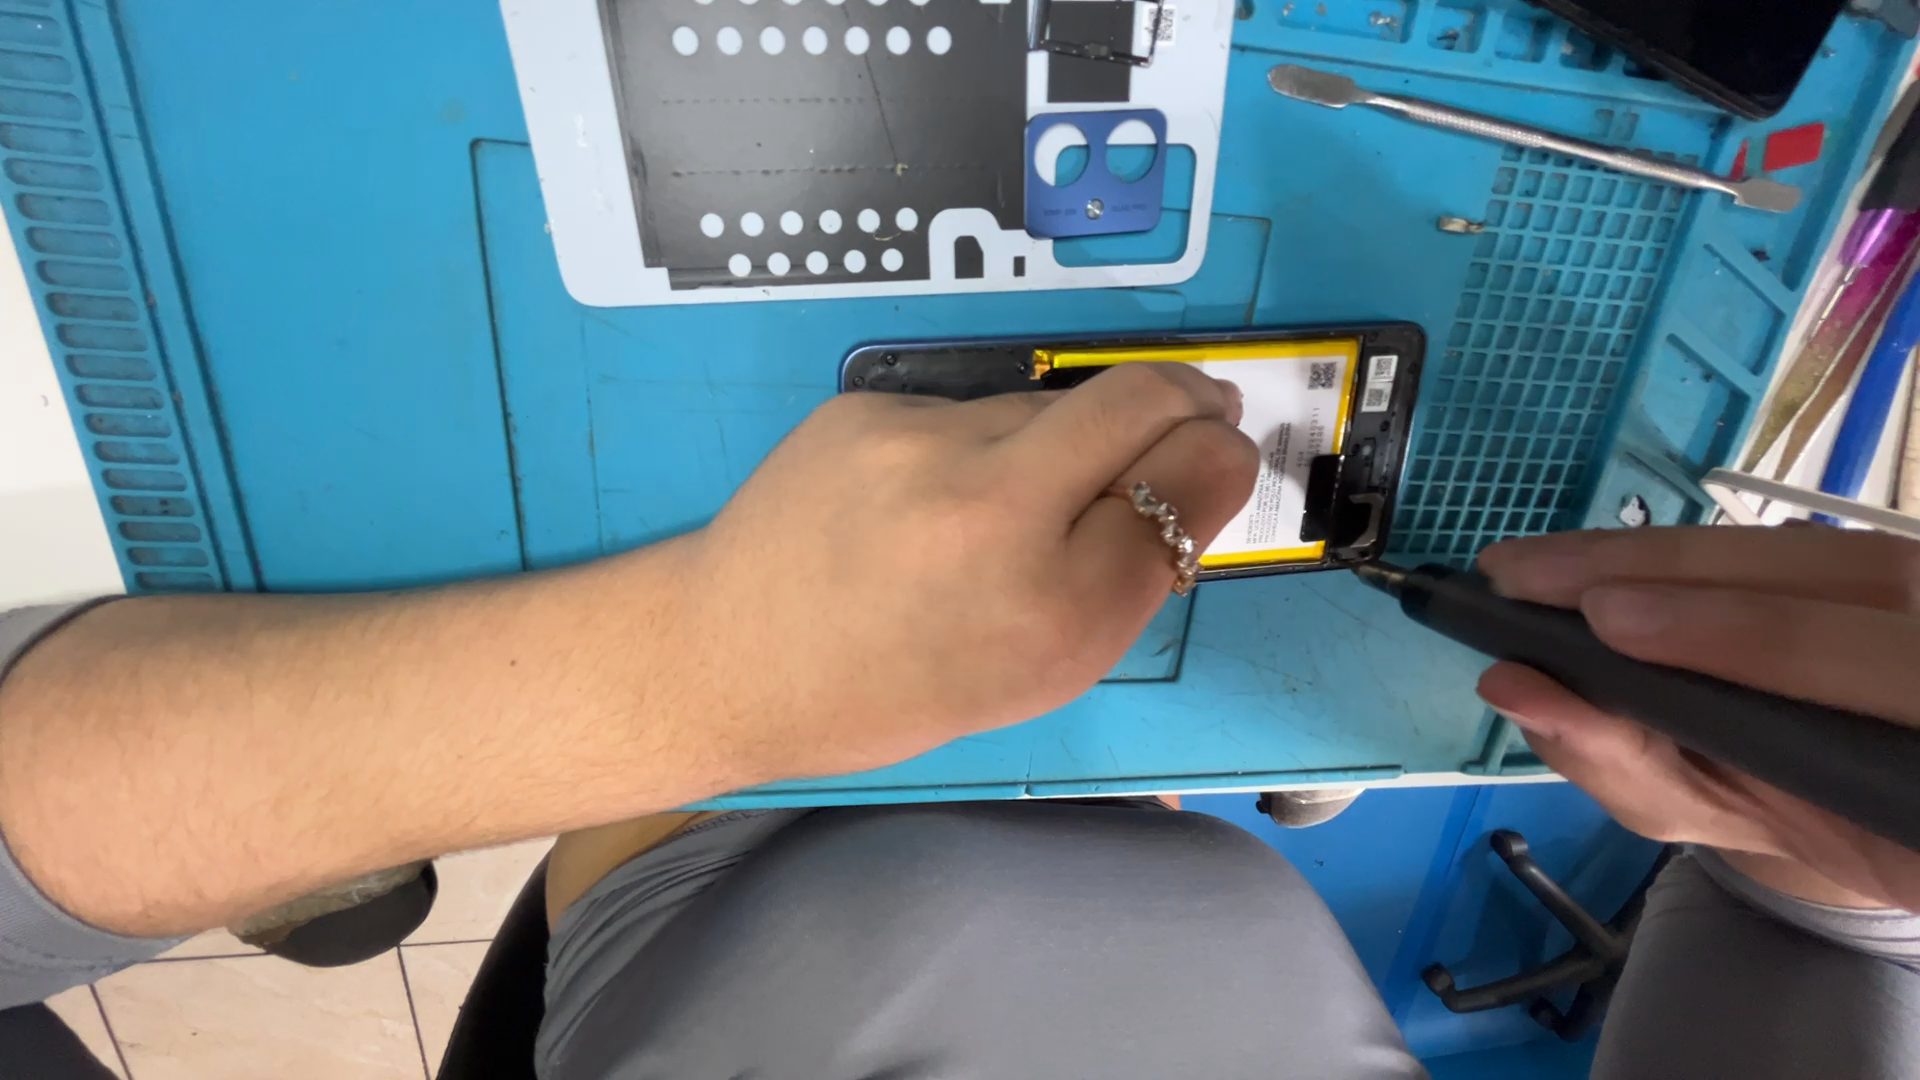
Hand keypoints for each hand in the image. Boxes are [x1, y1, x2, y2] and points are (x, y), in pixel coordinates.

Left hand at [674, 363, 1258, 785]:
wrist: (727, 660)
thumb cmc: (888, 693)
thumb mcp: (1029, 675)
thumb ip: (1120, 579)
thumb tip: (1187, 475)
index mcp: (1049, 615)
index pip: (1187, 484)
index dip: (1219, 456)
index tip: (1220, 446)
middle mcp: (995, 512)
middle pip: (1137, 400)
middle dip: (1186, 396)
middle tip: (1200, 405)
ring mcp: (918, 442)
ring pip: (1045, 404)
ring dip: (1066, 435)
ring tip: (1021, 492)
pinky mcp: (862, 407)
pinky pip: (962, 411)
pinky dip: (979, 442)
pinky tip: (932, 492)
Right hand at [1476, 526, 1919, 908]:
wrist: (1863, 799)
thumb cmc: (1780, 816)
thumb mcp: (1698, 811)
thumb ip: (1618, 759)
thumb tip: (1505, 684)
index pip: (1887, 668)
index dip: (1749, 635)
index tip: (1605, 617)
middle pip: (1852, 574)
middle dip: (1664, 566)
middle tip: (1518, 573)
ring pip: (1811, 547)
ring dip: (1649, 549)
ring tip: (1524, 562)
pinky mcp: (1883, 575)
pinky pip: (1783, 545)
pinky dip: (1669, 549)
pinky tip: (1583, 554)